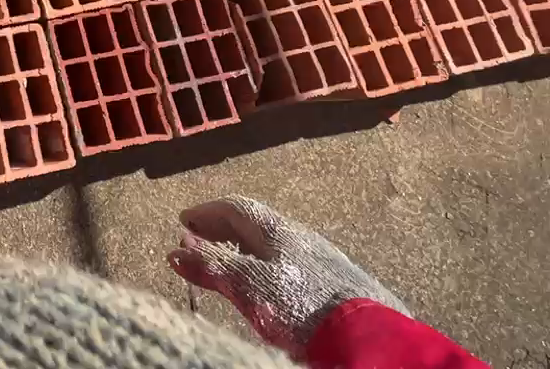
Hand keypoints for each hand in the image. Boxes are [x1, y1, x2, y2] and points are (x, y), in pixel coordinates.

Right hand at [169, 197, 409, 356]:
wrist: (374, 341)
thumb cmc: (300, 307)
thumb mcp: (247, 287)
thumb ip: (211, 268)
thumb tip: (175, 251)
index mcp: (276, 228)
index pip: (234, 207)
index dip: (205, 214)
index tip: (183, 223)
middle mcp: (301, 236)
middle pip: (254, 226)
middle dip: (222, 232)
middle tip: (199, 243)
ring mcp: (325, 262)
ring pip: (277, 247)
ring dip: (246, 251)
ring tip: (230, 267)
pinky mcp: (344, 288)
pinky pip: (295, 267)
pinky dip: (270, 269)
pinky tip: (272, 289)